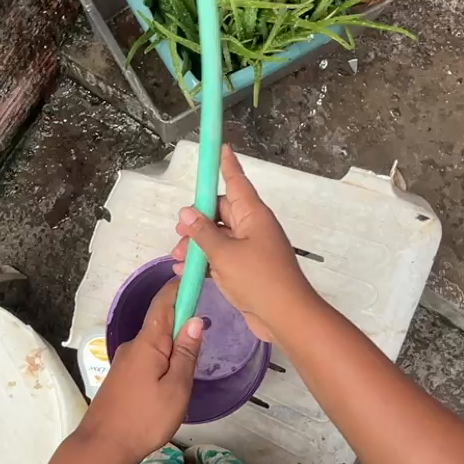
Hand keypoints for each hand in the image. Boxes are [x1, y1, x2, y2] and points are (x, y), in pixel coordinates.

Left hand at [77, 280, 203, 462]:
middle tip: (207, 334)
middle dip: (184, 320)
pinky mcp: (123, 377)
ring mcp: (126, 361)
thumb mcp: (176, 388)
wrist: (103, 446)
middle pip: (162, 322)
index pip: (165, 301)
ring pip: (156, 343)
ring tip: (192, 367)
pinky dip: (165, 360)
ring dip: (175, 345)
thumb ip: (187, 354)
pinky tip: (173, 381)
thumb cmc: (144, 419)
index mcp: (148, 342)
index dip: (182, 285)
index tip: (198, 275)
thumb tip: (194, 320)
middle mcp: (134, 345)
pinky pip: (149, 358)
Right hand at [172, 145, 319, 342]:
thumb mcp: (224, 254)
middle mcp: (252, 226)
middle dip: (196, 220)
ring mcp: (250, 248)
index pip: (236, 182)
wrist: (285, 316)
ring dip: (196, 245)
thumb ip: (203, 232)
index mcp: (252, 215)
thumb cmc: (259, 279)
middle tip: (178, 232)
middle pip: (220, 212)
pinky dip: (204, 261)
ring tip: (178, 259)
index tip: (220, 147)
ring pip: (217, 236)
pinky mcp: (246, 268)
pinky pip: (221, 256)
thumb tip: (187, 212)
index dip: (226, 165)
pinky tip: (186, 272)